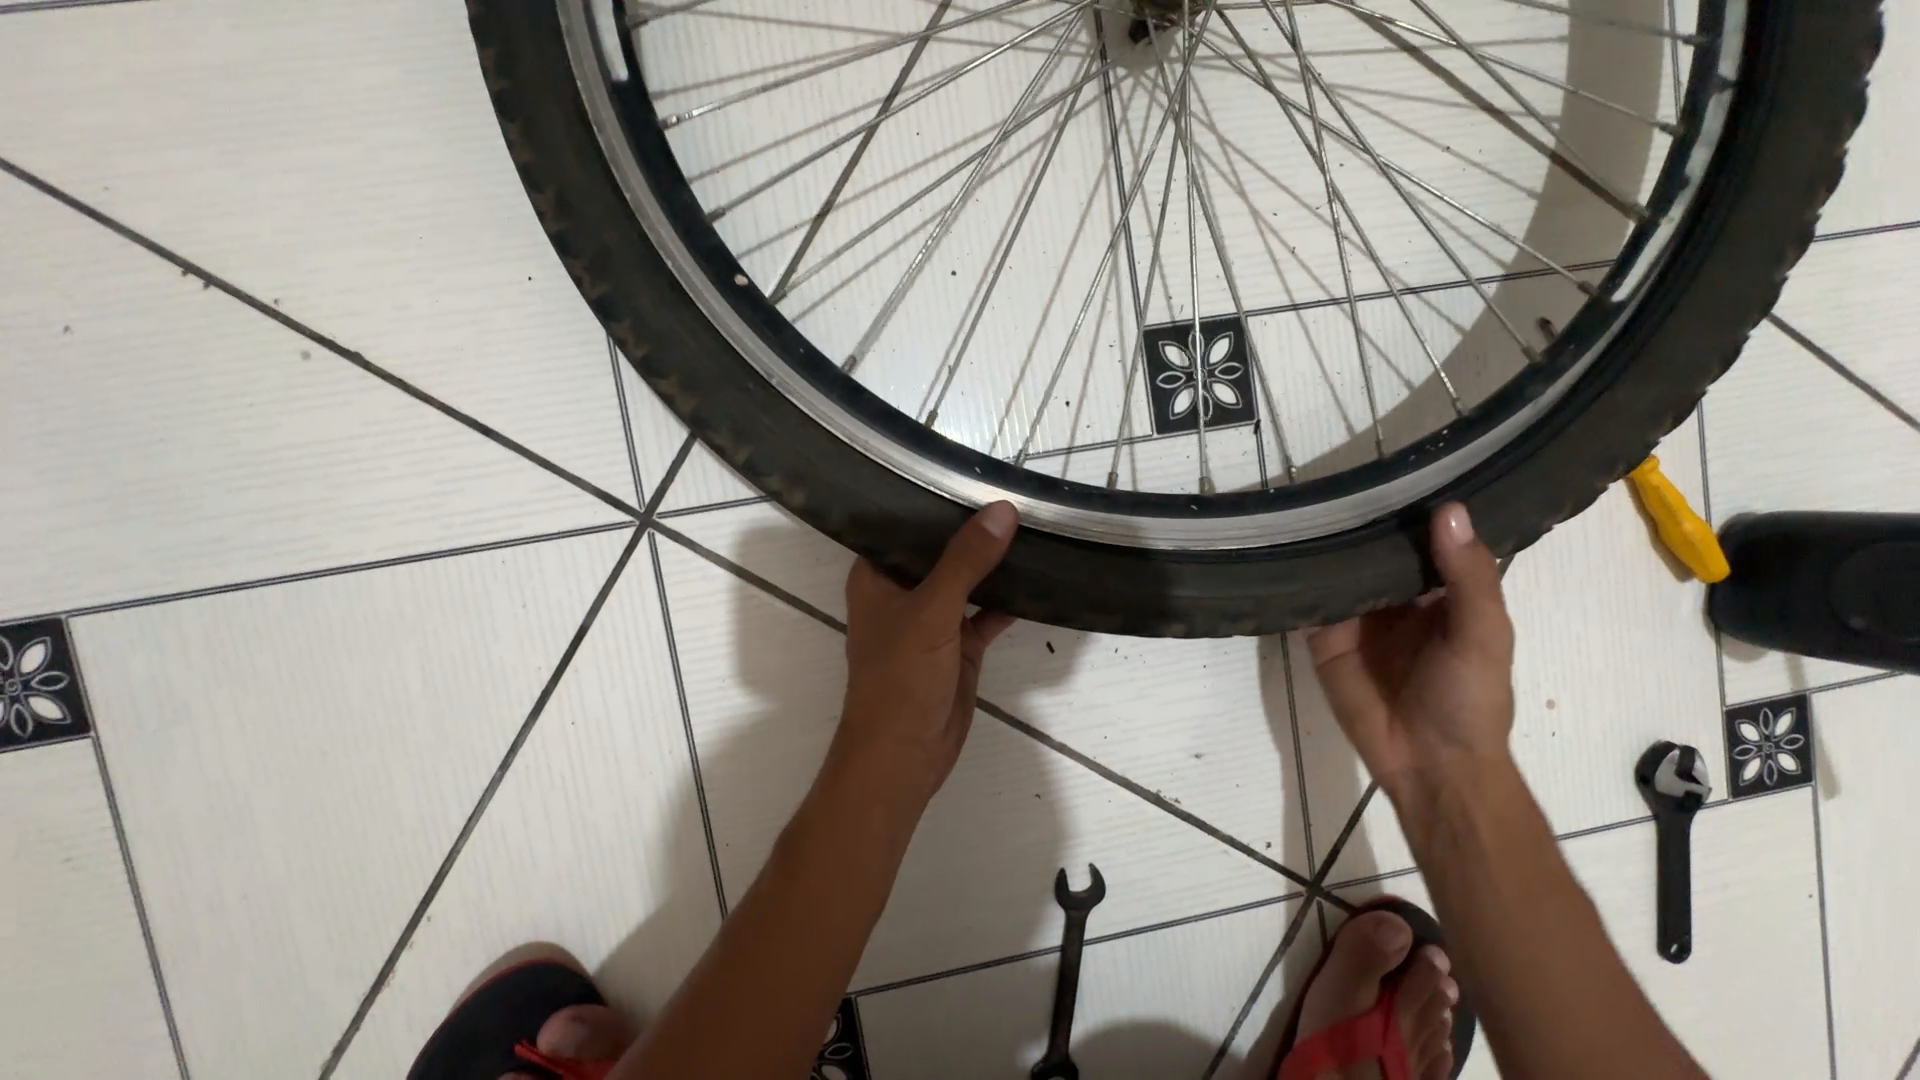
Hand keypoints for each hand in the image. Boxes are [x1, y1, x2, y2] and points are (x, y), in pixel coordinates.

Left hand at [831, 502, 1018, 807]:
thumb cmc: (899, 678)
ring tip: (1034, 525)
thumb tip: (1003, 511)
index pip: (902, 524)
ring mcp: (933, 619)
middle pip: (941, 550)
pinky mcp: (960, 646)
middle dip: (974, 529)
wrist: (905, 755)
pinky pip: (988, 613)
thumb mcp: (931, 612)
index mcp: (877, 576)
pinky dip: (1011, 600)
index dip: (933, 499)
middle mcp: (902, 592)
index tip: (971, 471)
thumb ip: (966, 561)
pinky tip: (1041, 578)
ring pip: (968, 581)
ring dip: (995, 563)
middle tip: (1016, 493)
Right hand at [1308, 503, 1516, 801]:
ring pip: (1339, 567)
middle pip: (1375, 547)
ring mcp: (1357, 614)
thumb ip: (1468, 576)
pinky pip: (1308, 600)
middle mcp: (1397, 595)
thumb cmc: (1470, 698)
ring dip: (1325, 542)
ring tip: (1303, 500)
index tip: (1393, 464)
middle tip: (1333, 474)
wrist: (1428, 764)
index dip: (1413, 505)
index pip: (1425, 538)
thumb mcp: (1483, 633)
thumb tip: (1447, 508)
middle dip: (1359, 518)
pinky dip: (1297, 578)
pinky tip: (1282, 546)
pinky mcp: (1323, 635)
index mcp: (1442, 590)